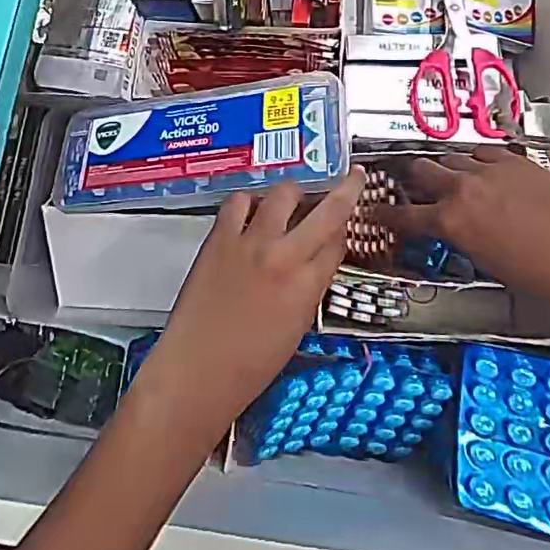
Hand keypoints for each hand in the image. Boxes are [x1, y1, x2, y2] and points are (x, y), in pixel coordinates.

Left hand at [131, 168, 366, 438]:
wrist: (199, 370)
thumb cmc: (249, 364)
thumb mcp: (296, 327)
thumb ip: (307, 289)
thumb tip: (311, 264)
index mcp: (309, 287)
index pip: (339, 242)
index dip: (345, 230)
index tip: (346, 221)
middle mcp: (285, 258)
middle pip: (327, 210)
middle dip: (346, 189)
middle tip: (350, 179)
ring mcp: (251, 244)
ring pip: (283, 194)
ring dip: (292, 193)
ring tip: (289, 198)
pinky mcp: (219, 238)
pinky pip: (238, 202)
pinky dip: (248, 201)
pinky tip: (250, 209)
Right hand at [376, 147, 549, 303]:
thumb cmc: (545, 268)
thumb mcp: (486, 262)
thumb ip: (463, 240)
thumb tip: (457, 233)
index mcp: (451, 222)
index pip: (404, 215)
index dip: (388, 214)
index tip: (380, 211)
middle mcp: (464, 189)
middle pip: (422, 171)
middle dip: (412, 178)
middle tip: (409, 184)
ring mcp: (489, 170)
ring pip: (451, 157)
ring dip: (444, 167)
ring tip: (447, 175)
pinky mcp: (514, 160)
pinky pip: (483, 152)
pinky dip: (476, 160)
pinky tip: (481, 168)